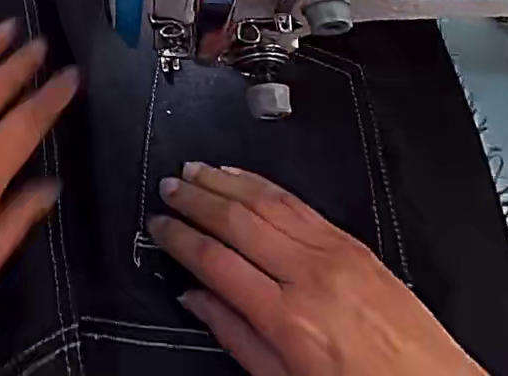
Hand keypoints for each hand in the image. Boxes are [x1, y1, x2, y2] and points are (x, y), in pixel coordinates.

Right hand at [148, 164, 486, 375]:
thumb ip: (237, 337)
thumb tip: (196, 299)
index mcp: (289, 318)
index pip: (218, 262)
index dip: (181, 239)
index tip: (160, 225)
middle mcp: (308, 273)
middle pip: (237, 220)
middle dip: (196, 198)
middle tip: (168, 186)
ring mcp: (331, 248)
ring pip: (265, 199)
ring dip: (224, 180)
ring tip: (196, 169)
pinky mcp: (348, 237)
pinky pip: (296, 200)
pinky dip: (262, 182)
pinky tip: (242, 175)